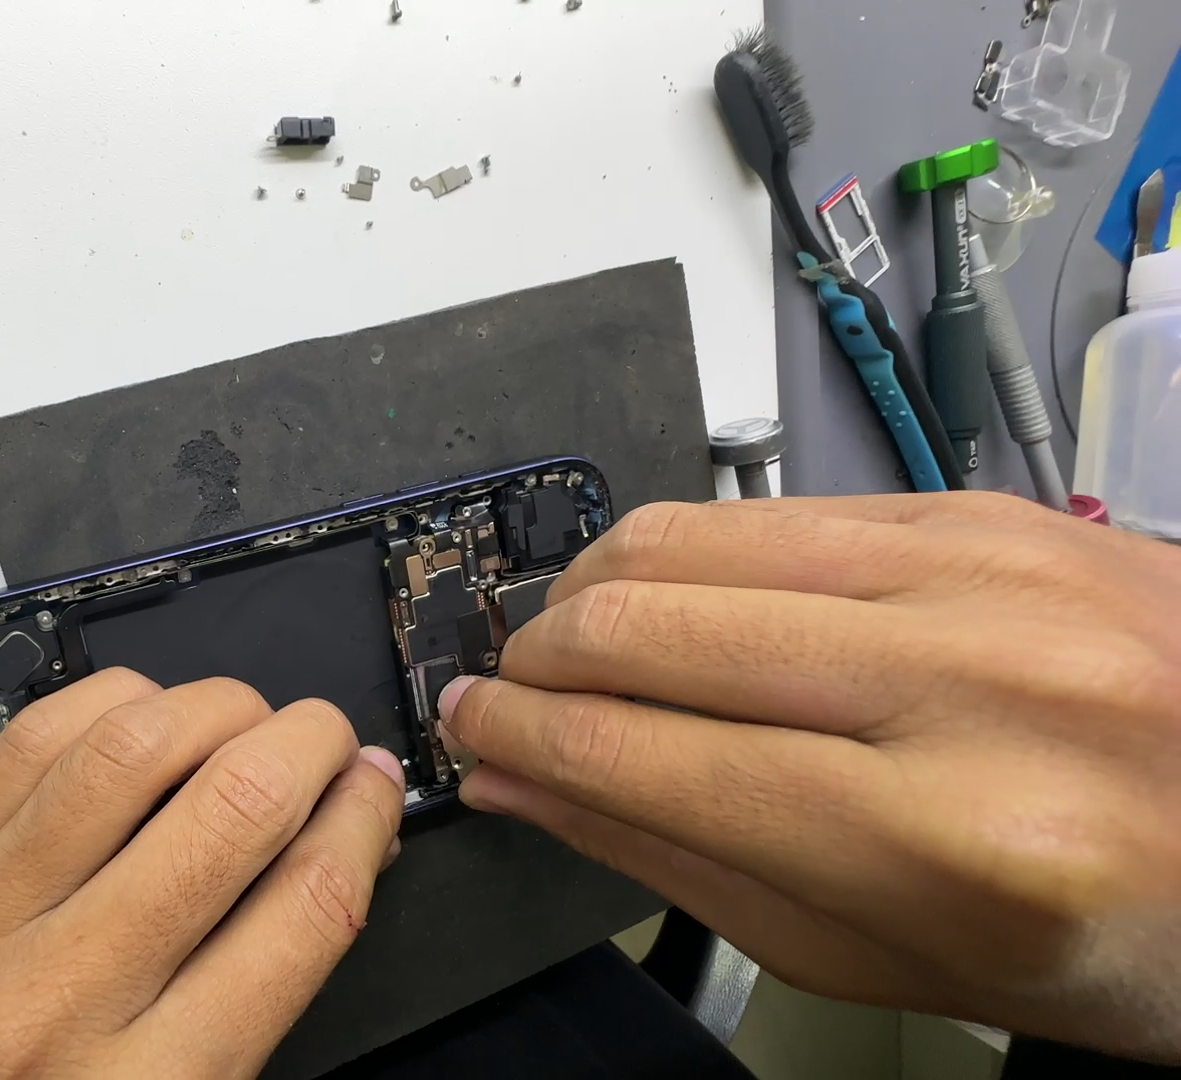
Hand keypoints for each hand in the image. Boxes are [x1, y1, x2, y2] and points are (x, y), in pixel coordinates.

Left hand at [0, 670, 405, 1078]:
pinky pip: (34, 737)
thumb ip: (263, 982)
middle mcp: (60, 993)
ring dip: (218, 706)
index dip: (362, 822)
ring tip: (247, 718)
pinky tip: (149, 714)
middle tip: (328, 738)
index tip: (374, 786)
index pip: (302, 910)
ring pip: (131, 748)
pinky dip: (115, 700)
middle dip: (307, 745)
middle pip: (228, 810)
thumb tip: (333, 840)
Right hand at [438, 493, 1180, 1061]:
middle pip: (633, 630)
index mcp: (945, 846)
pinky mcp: (966, 508)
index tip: (468, 724)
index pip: (632, 757)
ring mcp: (978, 570)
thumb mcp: (853, 947)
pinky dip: (665, 558)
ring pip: (666, 543)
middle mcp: (969, 686)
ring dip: (581, 595)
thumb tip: (507, 781)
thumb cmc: (1077, 934)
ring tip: (579, 641)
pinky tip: (671, 603)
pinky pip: (743, 508)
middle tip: (513, 688)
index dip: (513, 734)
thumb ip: (650, 848)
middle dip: (530, 660)